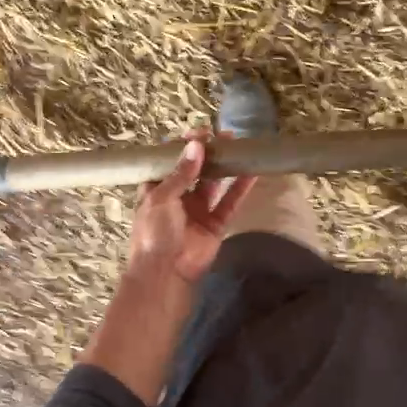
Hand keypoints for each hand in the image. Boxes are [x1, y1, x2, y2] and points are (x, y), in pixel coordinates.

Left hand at [127, 133, 257, 286]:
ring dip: (225, 166)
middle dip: (208, 153)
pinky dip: (240, 188)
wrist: (165, 272)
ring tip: (238, 147)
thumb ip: (182, 173)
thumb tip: (196, 145)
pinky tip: (252, 173)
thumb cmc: (154, 232)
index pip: (171, 161)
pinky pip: (229, 203)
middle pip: (195, 169)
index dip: (184, 146)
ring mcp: (197, 210)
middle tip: (224, 136)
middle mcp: (178, 197)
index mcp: (157, 189)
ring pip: (214, 183)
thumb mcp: (162, 198)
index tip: (199, 133)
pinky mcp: (215, 224)